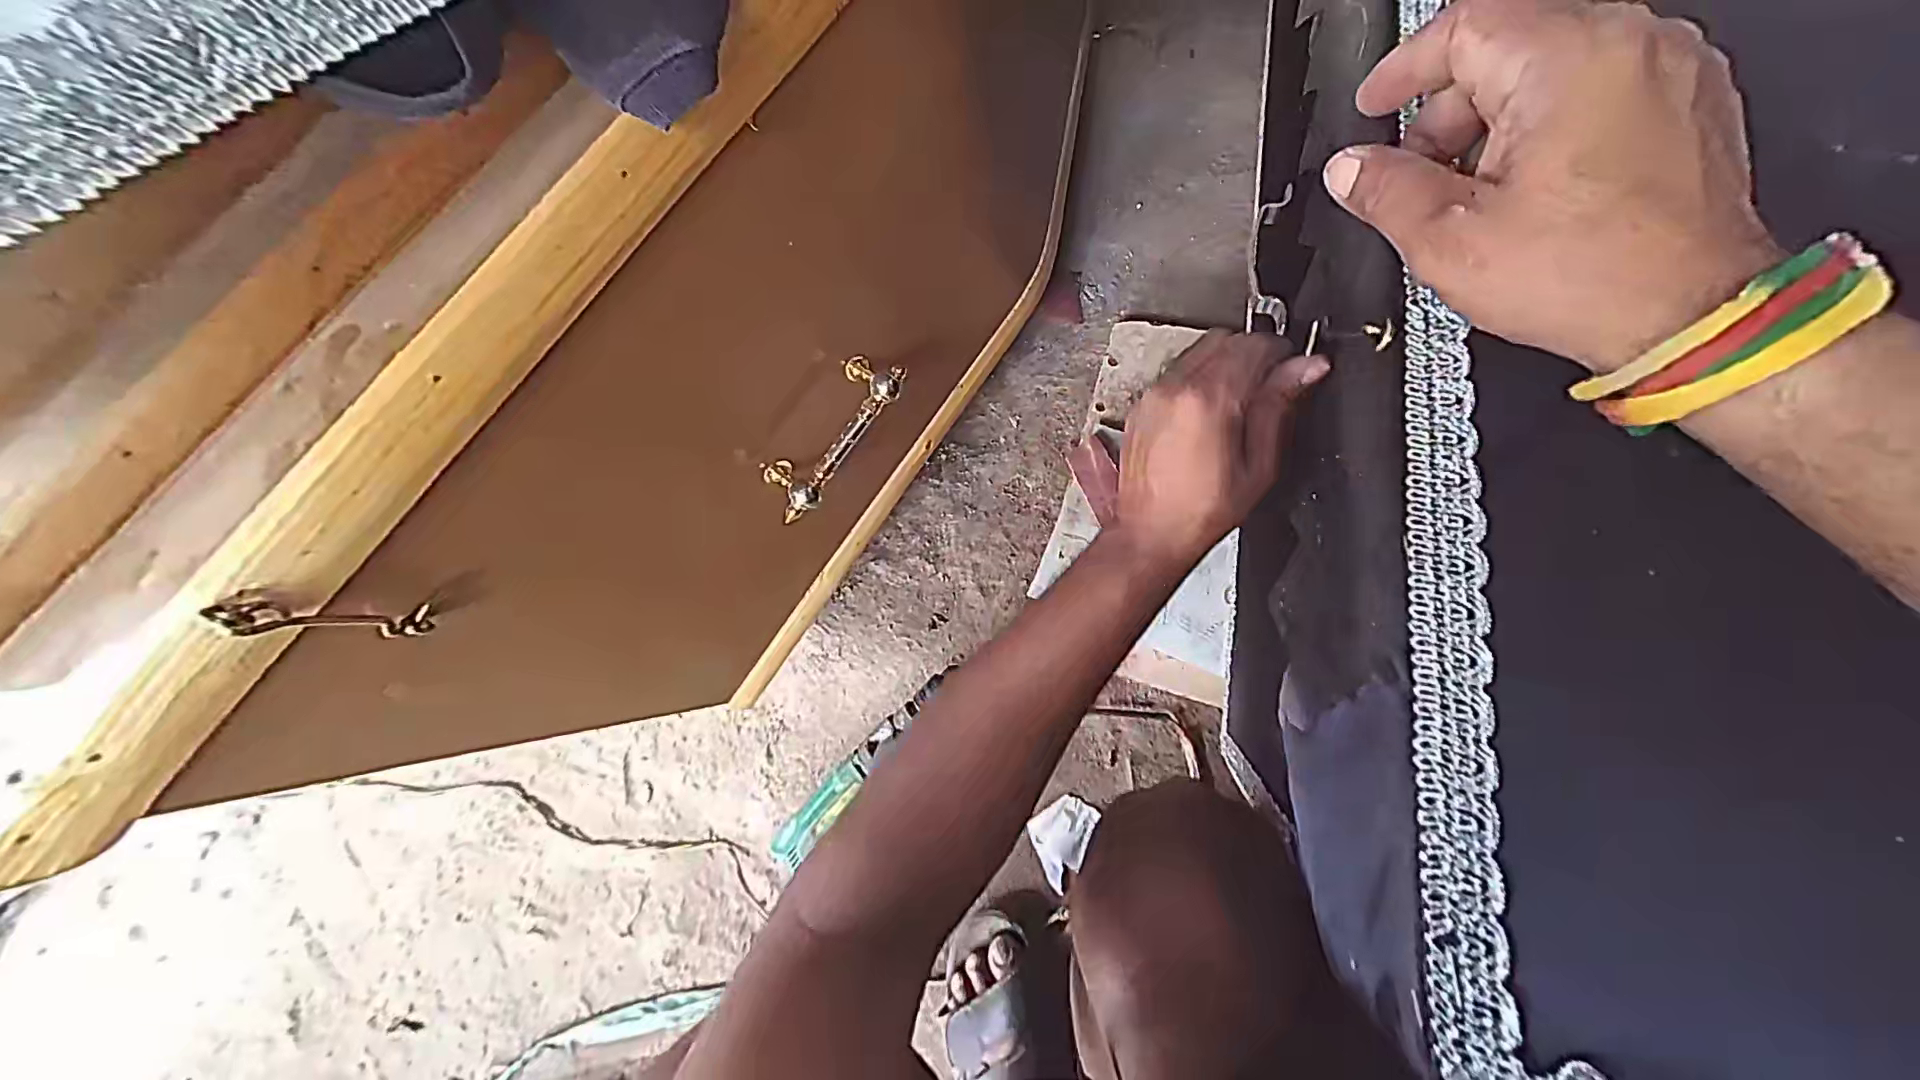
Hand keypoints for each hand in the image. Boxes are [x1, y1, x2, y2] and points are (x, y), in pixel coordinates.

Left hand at [1110, 331, 1327, 569]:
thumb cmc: (1199, 510)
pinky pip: (1175, 373)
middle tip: (1268, 385)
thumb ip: (1279, 407)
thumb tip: (1305, 367)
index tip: (1292, 369)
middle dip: (1253, 353)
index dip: (1282, 353)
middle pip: (1225, 339)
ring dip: (1224, 363)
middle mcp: (1174, 390)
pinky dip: (1197, 379)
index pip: (1254, 344)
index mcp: (1208, 400)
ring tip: (1236, 404)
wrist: (1150, 532)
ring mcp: (1152, 396)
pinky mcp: (1140, 407)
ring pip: (1198, 351)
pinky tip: (1207, 412)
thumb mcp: (1258, 464)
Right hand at [1323, 0, 1784, 372]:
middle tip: (1410, 174)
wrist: (1684, 311)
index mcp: (1566, 61)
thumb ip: (1384, 191)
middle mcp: (1631, 45)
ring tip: (1462, 198)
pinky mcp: (1682, 107)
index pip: (1463, 26)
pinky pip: (1590, 95)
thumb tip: (1349, 169)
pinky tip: (1514, 196)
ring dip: (1486, 127)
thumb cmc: (1587, 274)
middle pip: (1503, 49)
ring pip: (1546, 73)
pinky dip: (1538, 132)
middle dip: (1442, 113)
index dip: (1401, 68)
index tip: (1373, 103)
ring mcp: (1667, 73)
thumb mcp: (1445, 238)